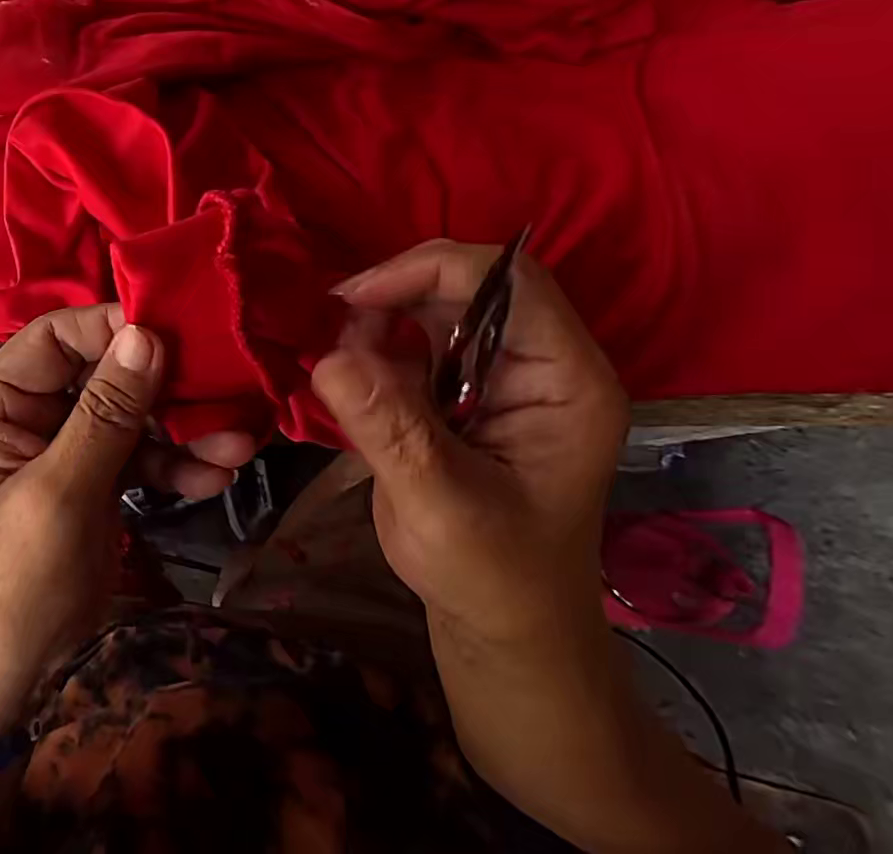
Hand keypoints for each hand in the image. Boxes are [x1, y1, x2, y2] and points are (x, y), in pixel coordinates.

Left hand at [0, 305, 254, 745]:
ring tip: (240, 442)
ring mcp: (65, 446)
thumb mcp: (57, 496)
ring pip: (131, 414)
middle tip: (224, 385)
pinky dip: (177, 463)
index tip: (175, 326)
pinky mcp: (95, 478)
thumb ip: (105, 416)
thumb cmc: (12, 585)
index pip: (53, 338)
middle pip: (102, 372)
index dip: (110, 325)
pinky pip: (141, 455)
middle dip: (163, 384)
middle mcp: (27, 414)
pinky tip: (217, 475)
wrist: (8, 677)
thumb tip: (146, 336)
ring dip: (183, 428)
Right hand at [311, 239, 629, 646]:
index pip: (508, 283)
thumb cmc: (493, 572)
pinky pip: (409, 344)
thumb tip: (328, 358)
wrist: (499, 620)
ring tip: (338, 363)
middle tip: (333, 332)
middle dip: (393, 296)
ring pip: (431, 309)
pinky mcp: (456, 393)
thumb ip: (391, 431)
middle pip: (465, 285)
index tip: (354, 300)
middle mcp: (534, 364)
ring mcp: (494, 376)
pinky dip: (369, 348)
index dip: (430, 271)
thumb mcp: (442, 505)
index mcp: (564, 380)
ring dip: (376, 322)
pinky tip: (345, 377)